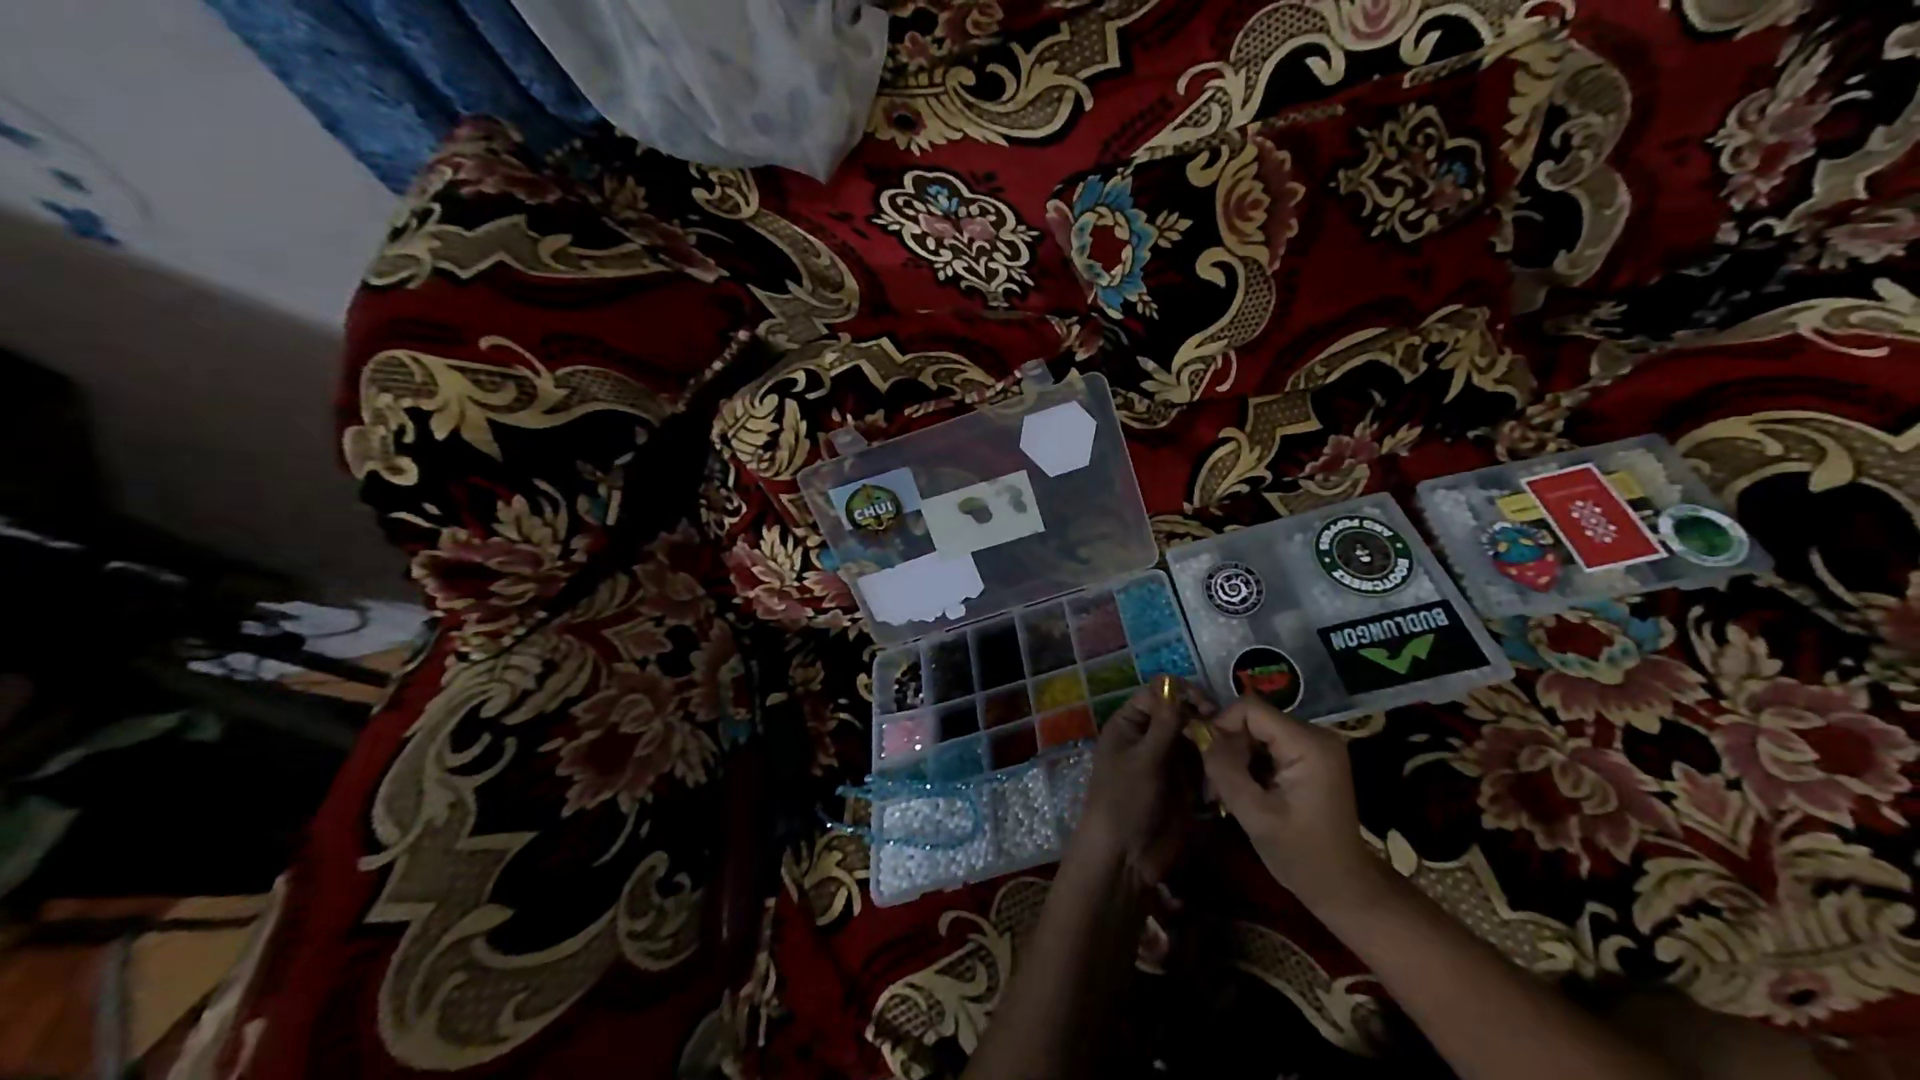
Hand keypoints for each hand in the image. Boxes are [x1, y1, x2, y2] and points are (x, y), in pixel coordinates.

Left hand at [1074, 676, 1208, 890]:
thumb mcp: (1144, 759)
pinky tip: (1217, 783)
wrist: (1125, 856)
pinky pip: (1202, 766)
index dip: (1181, 694)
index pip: (1158, 693)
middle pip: (1181, 714)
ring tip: (1221, 760)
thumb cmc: (1125, 800)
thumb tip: (1176, 687)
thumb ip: (1165, 724)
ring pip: (1196, 740)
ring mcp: (1167, 760)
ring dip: (1210, 747)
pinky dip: (1212, 770)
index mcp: (1129, 724)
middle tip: (1224, 734)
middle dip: (1202, 721)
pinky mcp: (1183, 784)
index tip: (1207, 706)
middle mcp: (1148, 737)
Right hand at [1199, 697, 1381, 908]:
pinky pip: (1268, 744)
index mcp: (1308, 744)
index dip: (1221, 725)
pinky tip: (1242, 789)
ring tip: (1224, 790)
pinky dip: (1250, 763)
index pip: (1250, 709)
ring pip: (1257, 732)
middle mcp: (1315, 734)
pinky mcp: (1310, 757)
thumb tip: (1198, 734)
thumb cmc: (1301, 854)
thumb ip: (1224, 769)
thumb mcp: (1254, 813)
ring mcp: (1315, 745)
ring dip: (1236, 757)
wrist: (1343, 886)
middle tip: (1213, 783)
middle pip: (1253, 719)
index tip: (1207, 757)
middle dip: (1228, 746)